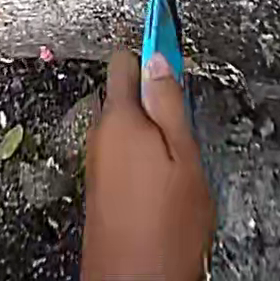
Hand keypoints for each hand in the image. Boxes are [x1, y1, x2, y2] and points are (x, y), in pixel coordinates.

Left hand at [81, 50, 213, 280]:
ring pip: (124, 122)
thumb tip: (158, 58)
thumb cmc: (165, 229)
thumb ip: (169, 102)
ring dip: (147, 129)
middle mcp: (100, 132)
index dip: (150, 53)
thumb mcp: (183, 156)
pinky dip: (138, 153)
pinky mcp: (98, 184)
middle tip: (181, 125)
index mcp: (120, 118)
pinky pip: (119, 149)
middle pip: (125, 92)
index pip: (125, 60)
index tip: (169, 52)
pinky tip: (160, 182)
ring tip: (174, 161)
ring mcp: (96, 159)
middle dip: (152, 99)